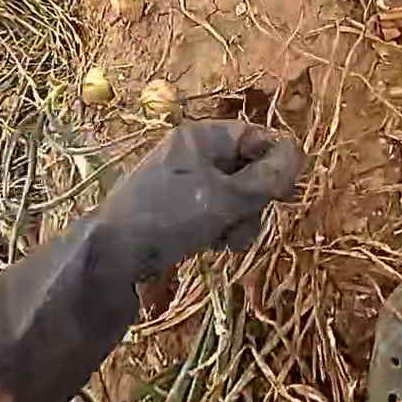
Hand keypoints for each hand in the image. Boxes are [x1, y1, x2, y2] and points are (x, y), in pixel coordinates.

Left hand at [0, 121, 303, 401]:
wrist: (101, 264)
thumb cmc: (166, 218)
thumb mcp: (225, 198)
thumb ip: (268, 177)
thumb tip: (300, 156)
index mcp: (202, 137)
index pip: (257, 136)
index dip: (279, 160)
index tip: (291, 190)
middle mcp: (192, 154)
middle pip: (249, 167)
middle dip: (256, 196)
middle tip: (250, 218)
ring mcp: (182, 184)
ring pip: (235, 194)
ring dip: (241, 216)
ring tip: (228, 240)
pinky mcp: (174, 211)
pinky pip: (215, 211)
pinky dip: (222, 227)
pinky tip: (215, 246)